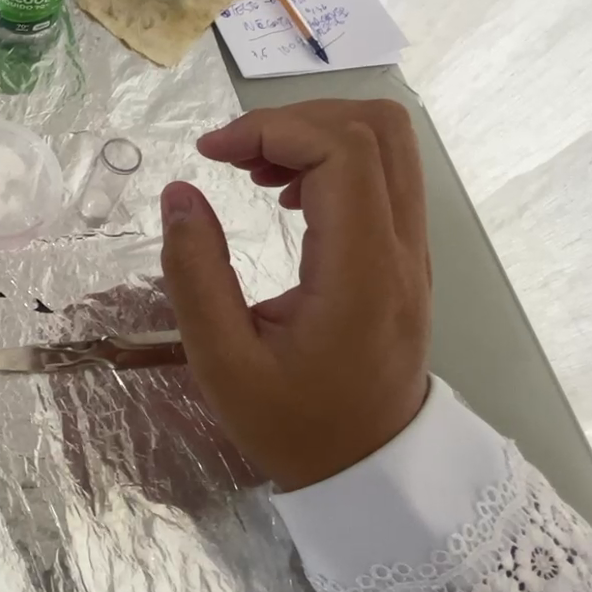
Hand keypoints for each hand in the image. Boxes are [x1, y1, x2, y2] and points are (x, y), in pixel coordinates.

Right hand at [158, 99, 432, 490]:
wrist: (372, 470)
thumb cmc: (293, 422)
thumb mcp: (221, 361)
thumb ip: (195, 272)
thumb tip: (179, 192)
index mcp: (362, 273)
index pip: (342, 151)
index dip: (269, 130)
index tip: (209, 154)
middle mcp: (402, 248)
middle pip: (377, 127)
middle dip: (293, 120)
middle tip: (234, 155)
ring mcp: (412, 248)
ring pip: (385, 142)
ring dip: (312, 135)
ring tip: (254, 172)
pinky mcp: (404, 254)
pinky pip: (380, 172)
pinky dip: (328, 159)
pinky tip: (285, 194)